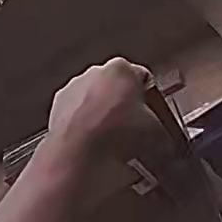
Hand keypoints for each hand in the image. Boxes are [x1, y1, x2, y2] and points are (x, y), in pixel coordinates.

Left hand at [42, 58, 163, 177]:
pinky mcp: (57, 106)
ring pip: (94, 100)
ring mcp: (73, 88)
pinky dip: (83, 124)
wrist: (80, 152)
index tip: (152, 114)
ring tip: (110, 140)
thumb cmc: (117, 134)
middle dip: (123, 105)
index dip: (150, 100)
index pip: (143, 79)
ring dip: (102, 114)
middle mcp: (94, 72)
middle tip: (132, 129)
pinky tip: (92, 143)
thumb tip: (163, 139)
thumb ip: (160, 128)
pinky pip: (76, 113)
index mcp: (122, 68)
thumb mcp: (155, 131)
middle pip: (116, 87)